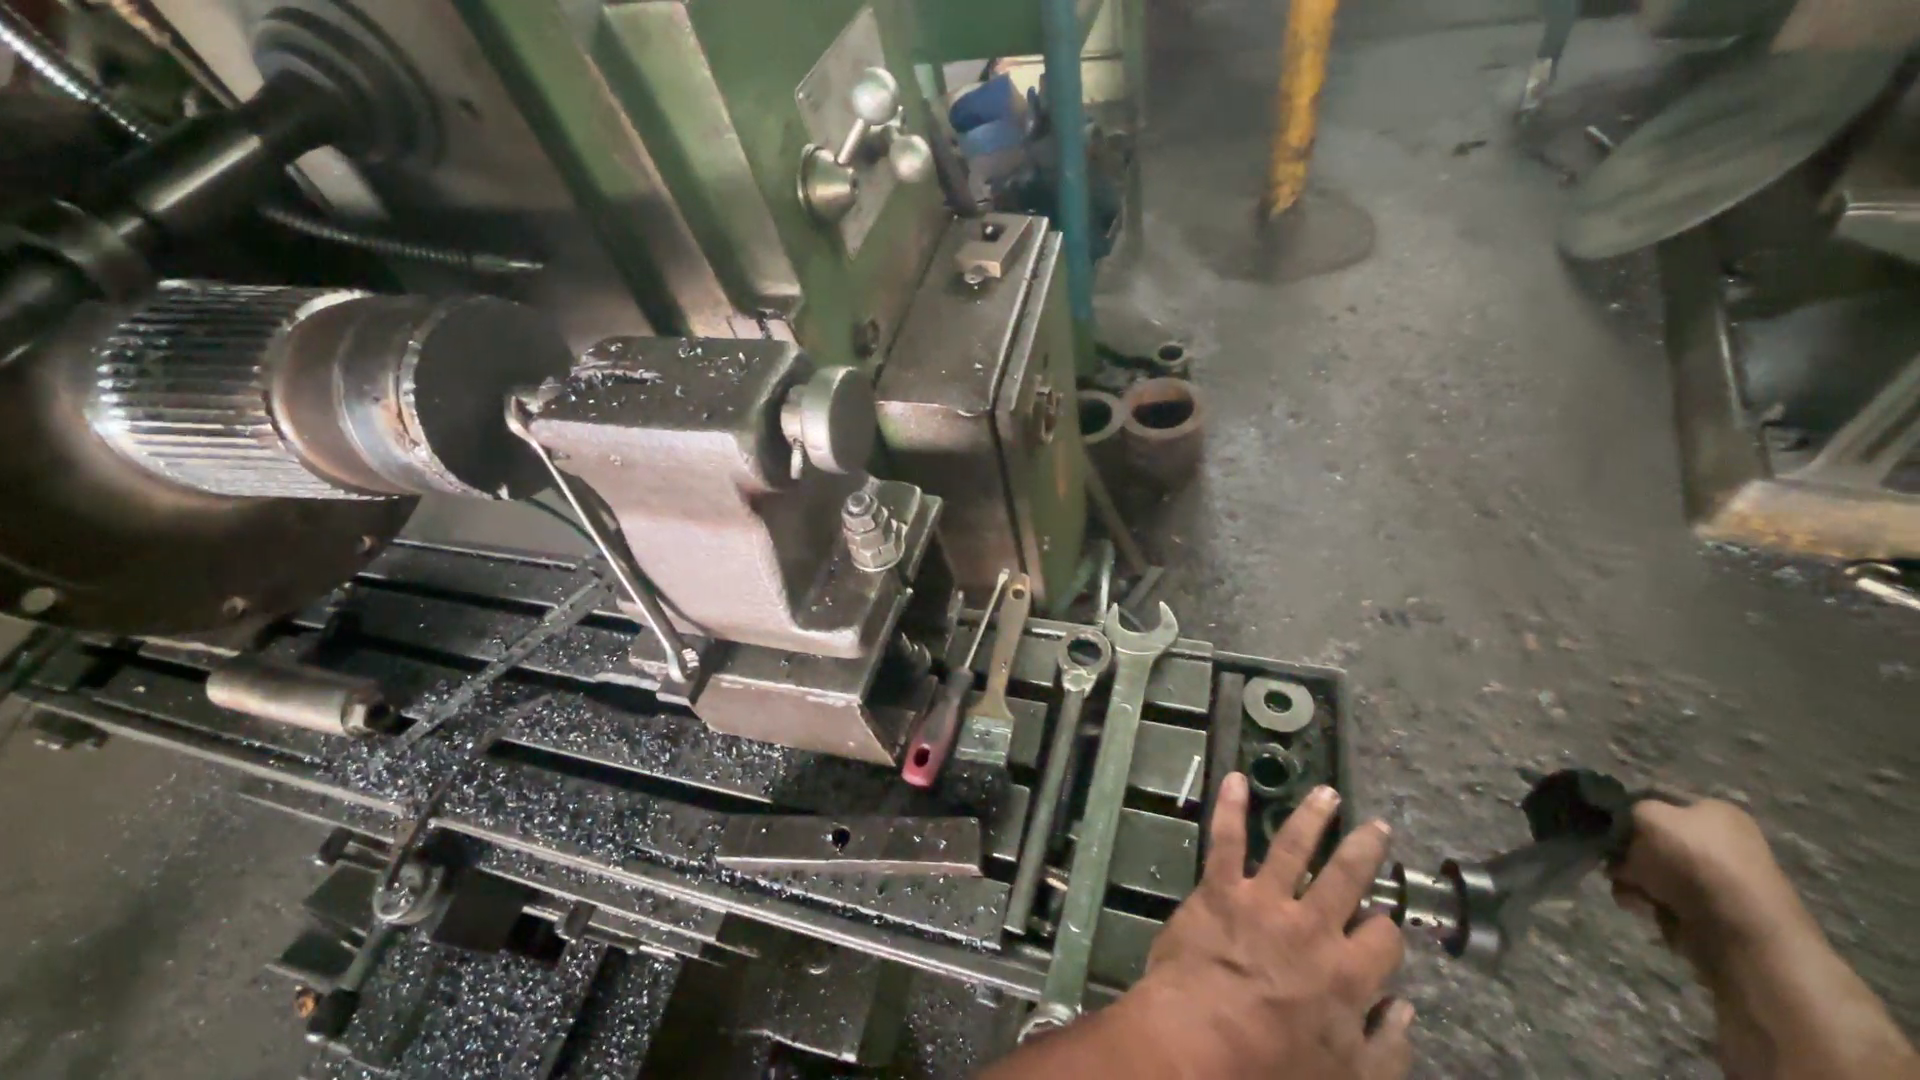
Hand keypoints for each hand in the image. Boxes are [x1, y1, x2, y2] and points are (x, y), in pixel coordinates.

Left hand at [1125, 774, 1412, 1078]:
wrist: (1198, 1044)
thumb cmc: (1271, 1069)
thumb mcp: (1347, 1078)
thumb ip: (1386, 1048)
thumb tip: (1406, 1010)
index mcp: (1348, 973)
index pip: (1384, 937)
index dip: (1385, 931)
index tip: (1380, 928)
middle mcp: (1312, 927)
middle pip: (1347, 877)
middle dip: (1364, 850)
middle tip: (1376, 827)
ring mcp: (1263, 901)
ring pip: (1293, 846)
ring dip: (1312, 816)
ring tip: (1326, 794)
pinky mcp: (1219, 890)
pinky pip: (1224, 840)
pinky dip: (1228, 807)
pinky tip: (1234, 779)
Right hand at [1609, 799, 1814, 967]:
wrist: (1738, 926)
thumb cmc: (1694, 859)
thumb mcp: (1649, 815)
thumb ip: (1628, 811)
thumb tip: (1625, 832)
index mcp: (1716, 813)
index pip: (1662, 806)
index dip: (1631, 817)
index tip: (1611, 832)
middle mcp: (1722, 844)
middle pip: (1654, 842)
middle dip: (1628, 854)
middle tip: (1616, 864)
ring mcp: (1718, 880)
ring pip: (1654, 872)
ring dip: (1632, 880)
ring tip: (1630, 891)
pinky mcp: (1711, 912)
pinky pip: (1665, 900)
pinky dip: (1648, 902)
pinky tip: (1642, 907)